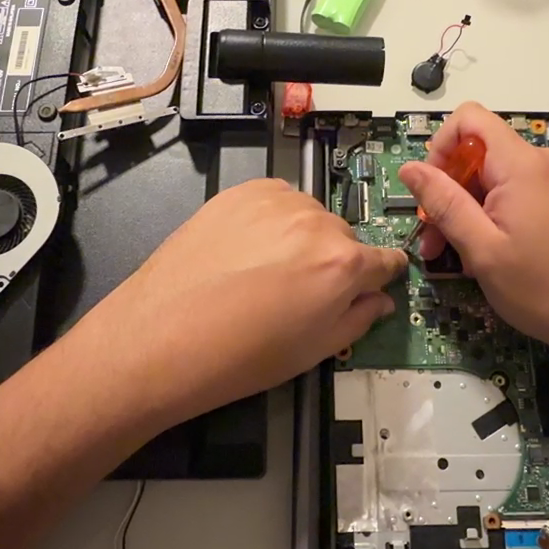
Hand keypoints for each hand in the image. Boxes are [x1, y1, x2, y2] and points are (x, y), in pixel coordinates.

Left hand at [67, 178, 406, 427]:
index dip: (381, 276)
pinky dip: (271, 219)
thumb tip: (378, 301)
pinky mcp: (239, 193)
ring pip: (308, 216)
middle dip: (332, 261)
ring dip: (300, 237)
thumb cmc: (238, 356)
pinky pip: (275, 200)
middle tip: (300, 292)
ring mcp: (275, 202)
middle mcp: (315, 223)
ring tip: (265, 272)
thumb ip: (358, 319)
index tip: (371, 284)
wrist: (161, 338)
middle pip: (344, 238)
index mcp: (343, 265)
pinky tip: (246, 251)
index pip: (386, 259)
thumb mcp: (314, 352)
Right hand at [397, 103, 548, 365]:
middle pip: (478, 153)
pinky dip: (491, 216)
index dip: (440, 147)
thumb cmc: (544, 289)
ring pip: (494, 179)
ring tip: (453, 257)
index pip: (469, 119)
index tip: (430, 192)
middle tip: (433, 240)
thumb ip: (444, 203)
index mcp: (521, 165)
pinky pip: (515, 194)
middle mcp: (541, 162)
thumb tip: (410, 168)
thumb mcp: (482, 249)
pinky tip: (485, 255)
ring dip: (466, 210)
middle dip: (448, 191)